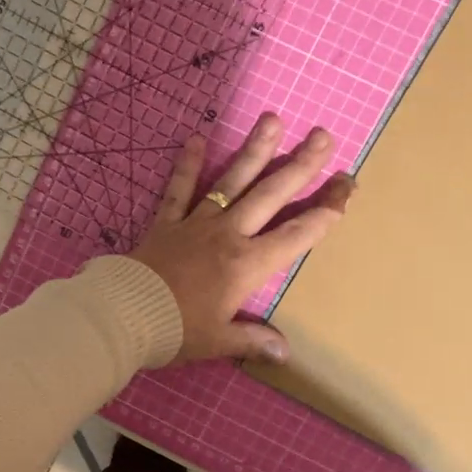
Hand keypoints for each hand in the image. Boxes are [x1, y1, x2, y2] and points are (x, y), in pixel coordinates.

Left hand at [129, 114, 353, 364]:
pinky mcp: (165, 223)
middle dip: (300, 166)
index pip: (296, 235)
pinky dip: (187, 166)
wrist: (125, 315)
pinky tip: (196, 139)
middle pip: (271, 195)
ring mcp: (196, 224)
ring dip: (254, 151)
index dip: (324, 212)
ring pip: (231, 182)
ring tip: (272, 119)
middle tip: (323, 136)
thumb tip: (283, 352)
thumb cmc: (175, 330)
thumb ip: (251, 340)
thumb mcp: (218, 341)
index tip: (346, 188)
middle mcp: (228, 235)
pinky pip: (178, 190)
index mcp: (247, 265)